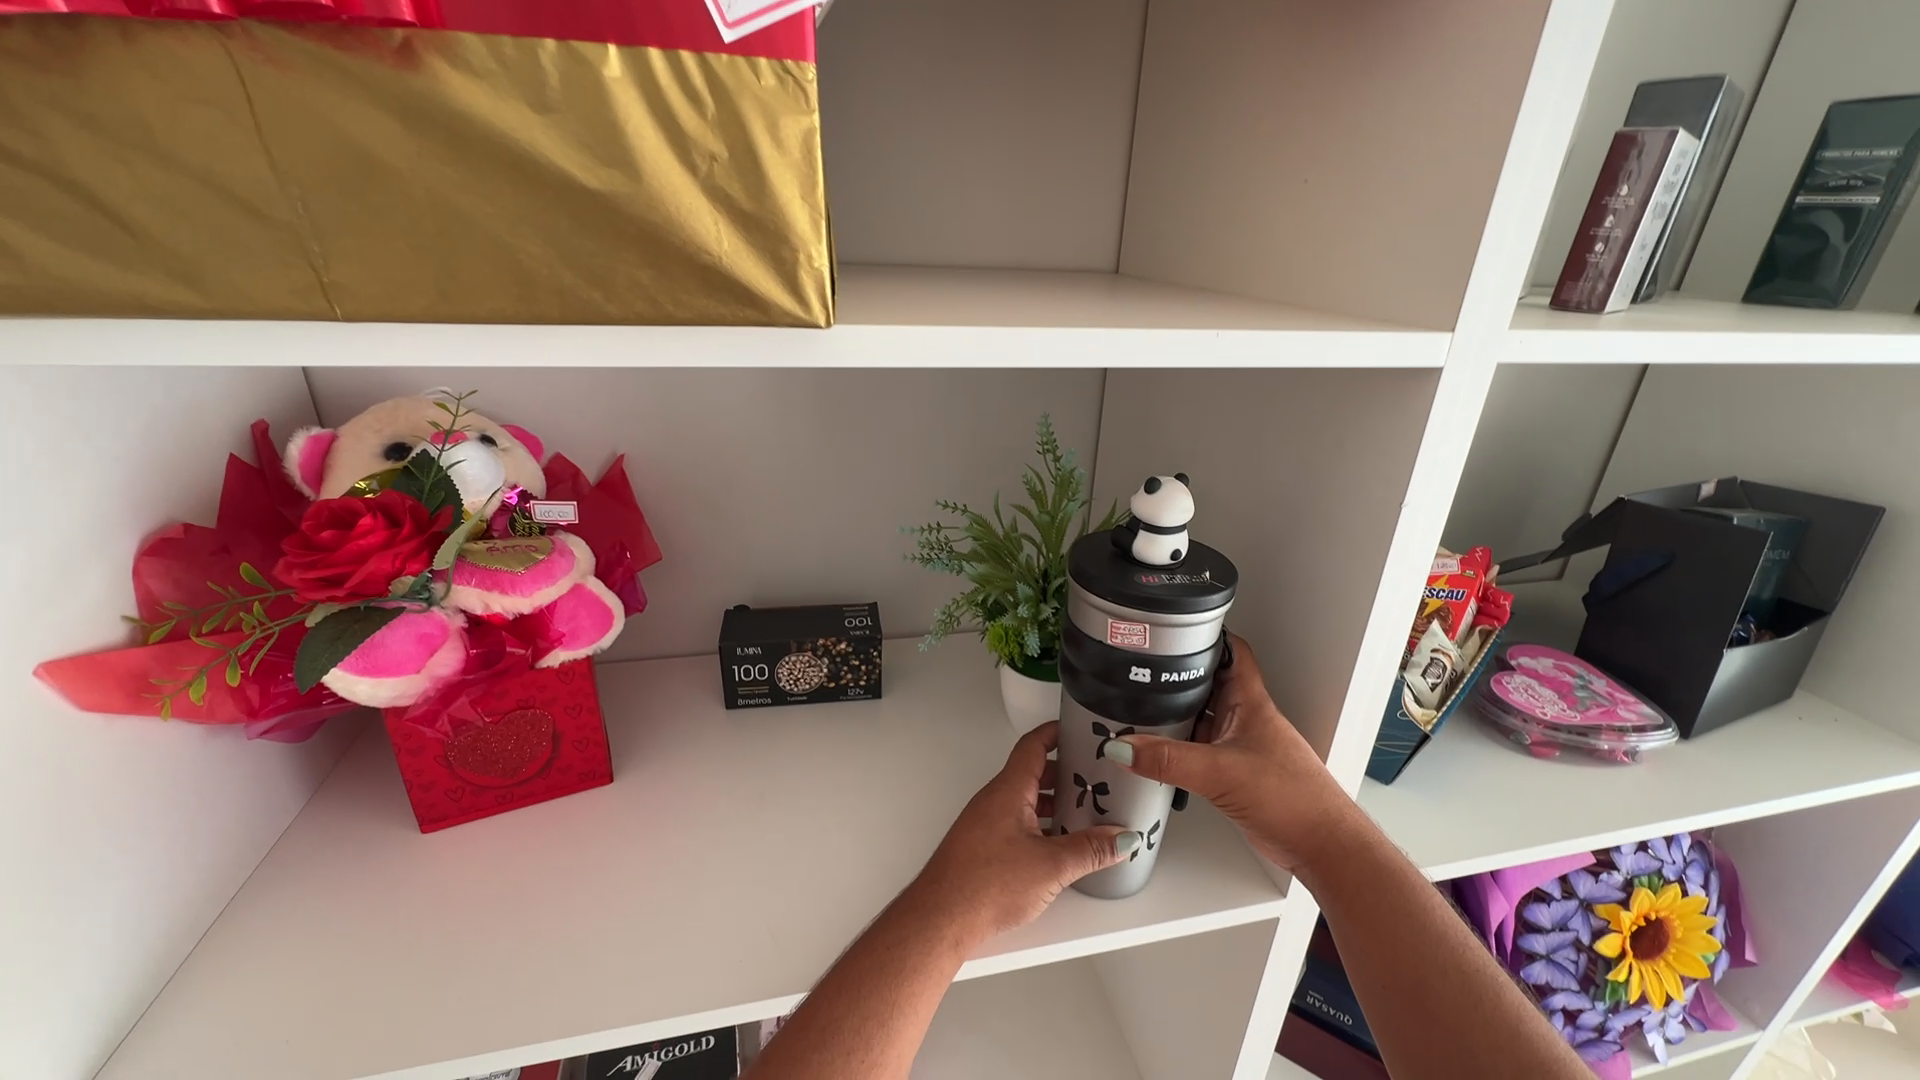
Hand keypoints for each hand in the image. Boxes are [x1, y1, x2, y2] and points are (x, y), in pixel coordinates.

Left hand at [906, 722, 1134, 945]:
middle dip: (1064, 774)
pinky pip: (1016, 822)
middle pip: (1032, 773)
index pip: (1033, 746)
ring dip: (1053, 803)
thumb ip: (1090, 850)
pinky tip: (1057, 846)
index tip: (1078, 729)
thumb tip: (1120, 838)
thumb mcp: (1051, 866)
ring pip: (1024, 800)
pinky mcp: (982, 846)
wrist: (941, 918)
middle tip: (1094, 779)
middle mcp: (994, 800)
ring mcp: (986, 823)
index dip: (1055, 733)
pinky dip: (1039, 825)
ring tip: (1084, 814)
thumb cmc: (986, 884)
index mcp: (1009, 790)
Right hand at [1107, 632, 1360, 882]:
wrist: (1322, 846)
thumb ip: (1167, 759)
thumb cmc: (1294, 799)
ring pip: (1202, 719)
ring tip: (1138, 711)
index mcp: (1250, 703)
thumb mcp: (1219, 772)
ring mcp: (1241, 747)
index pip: (1231, 652)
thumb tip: (1122, 746)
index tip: (1176, 626)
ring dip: (1175, 716)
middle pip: (1207, 685)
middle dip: (1177, 677)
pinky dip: (1179, 750)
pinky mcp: (1236, 774)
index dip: (1207, 634)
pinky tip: (1158, 757)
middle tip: (1140, 670)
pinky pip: (1200, 751)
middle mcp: (1245, 720)